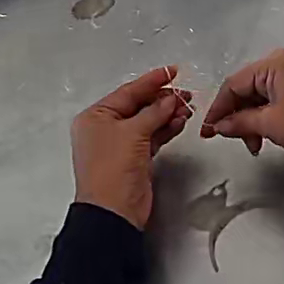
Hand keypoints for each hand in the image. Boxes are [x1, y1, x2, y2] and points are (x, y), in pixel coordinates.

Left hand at [70, 66, 193, 230]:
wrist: (114, 212)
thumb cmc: (113, 169)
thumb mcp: (133, 133)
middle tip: (185, 94)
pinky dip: (165, 129)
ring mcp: (120, 144)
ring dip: (166, 114)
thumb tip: (170, 99)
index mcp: (95, 116)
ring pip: (147, 121)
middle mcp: (104, 127)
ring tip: (187, 108)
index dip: (151, 81)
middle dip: (162, 99)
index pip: (127, 92)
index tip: (172, 71)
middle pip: (138, 106)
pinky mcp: (134, 159)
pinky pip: (151, 137)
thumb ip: (154, 112)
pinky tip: (179, 122)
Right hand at [200, 49, 283, 162]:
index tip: (207, 131)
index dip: (218, 109)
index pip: (232, 85)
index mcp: (272, 64)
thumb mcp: (271, 124)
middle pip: (245, 90)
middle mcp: (281, 65)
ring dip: (250, 121)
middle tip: (230, 139)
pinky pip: (274, 101)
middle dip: (236, 117)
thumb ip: (239, 123)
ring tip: (254, 144)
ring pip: (259, 98)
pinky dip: (265, 118)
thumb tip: (219, 126)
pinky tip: (265, 136)